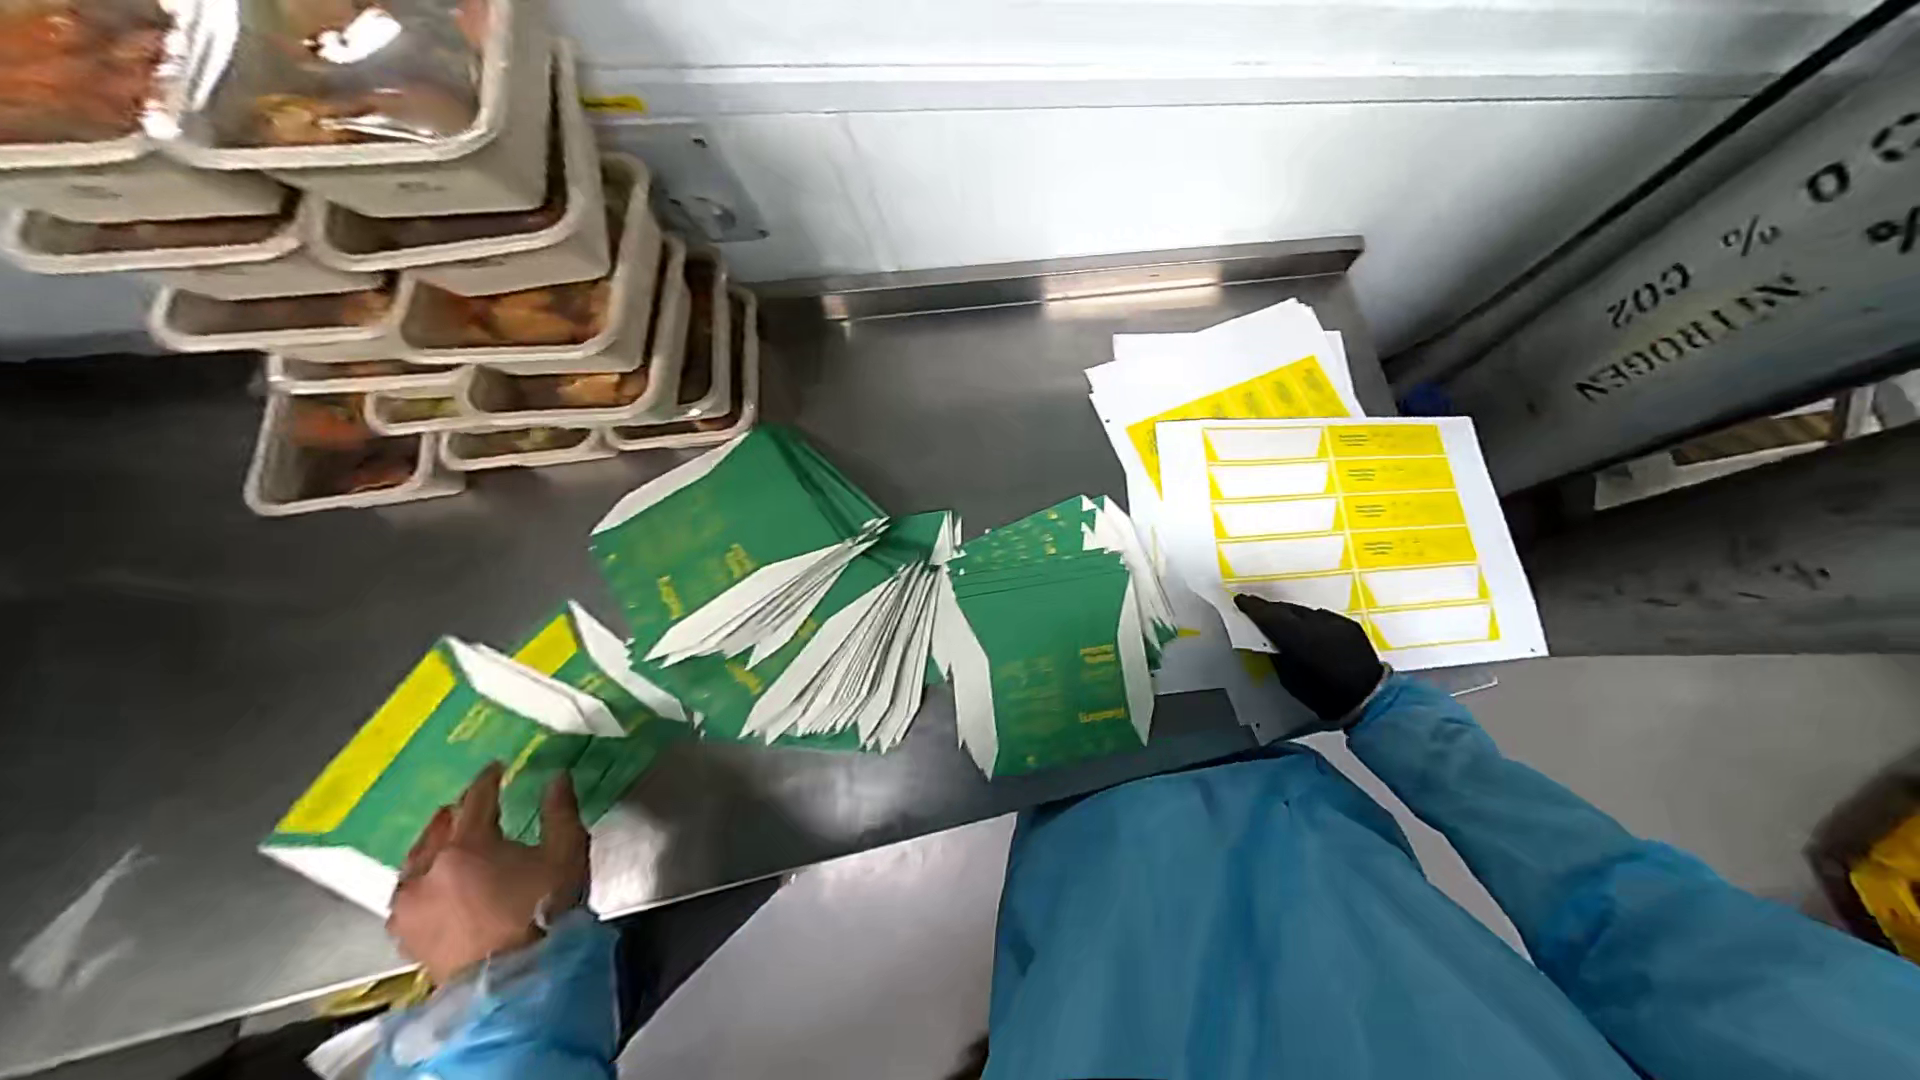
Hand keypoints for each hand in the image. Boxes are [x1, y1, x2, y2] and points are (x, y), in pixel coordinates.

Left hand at [387, 763, 590, 984]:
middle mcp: (428, 870)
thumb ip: (561, 810)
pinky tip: (433, 879)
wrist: (514, 979)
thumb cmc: (544, 909)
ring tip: (448, 838)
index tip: (496, 768)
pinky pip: (407, 892)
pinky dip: (422, 876)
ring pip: (416, 860)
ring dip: (434, 844)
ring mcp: (410, 905)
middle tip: (474, 803)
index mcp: (468, 845)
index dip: (488, 780)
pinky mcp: (405, 934)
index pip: (476, 800)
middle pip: (438, 828)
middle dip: (457, 812)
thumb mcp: (567, 852)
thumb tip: (557, 778)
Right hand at [1234, 595, 1386, 729]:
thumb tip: (1268, 642)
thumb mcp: (1289, 679)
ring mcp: (1336, 623)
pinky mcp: (1349, 625)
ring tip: (1281, 620)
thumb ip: (1277, 655)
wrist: (1370, 702)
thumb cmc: (1323, 697)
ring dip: (1291, 614)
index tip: (1240, 600)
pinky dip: (1310, 620)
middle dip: (1270, 609)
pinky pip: (1322, 617)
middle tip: (1257, 609)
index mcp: (1299, 640)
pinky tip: (1308, 629)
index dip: (1253, 607)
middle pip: (1286, 609)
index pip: (1270, 616)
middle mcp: (1318, 625)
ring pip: (1305, 611)